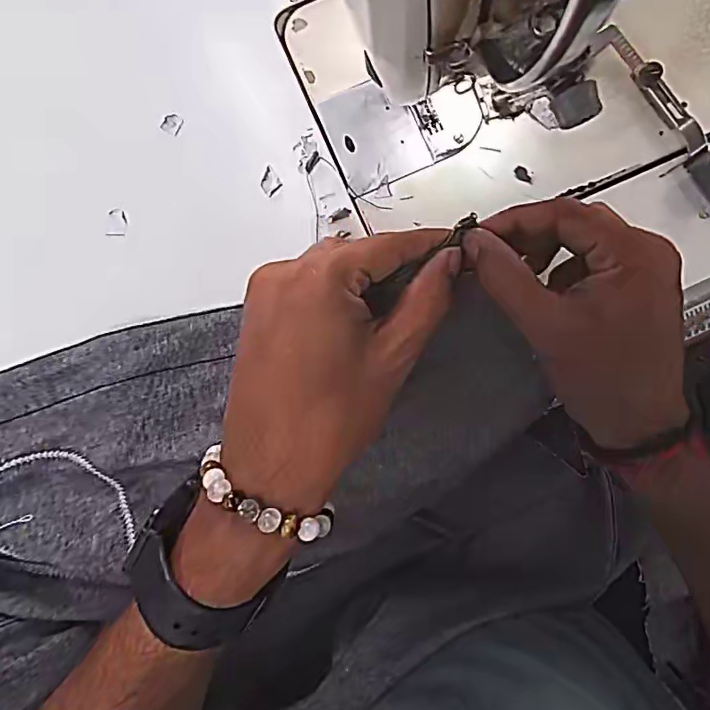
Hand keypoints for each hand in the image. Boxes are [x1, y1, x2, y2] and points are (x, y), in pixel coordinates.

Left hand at [173, 230, 460, 605]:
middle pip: (356, 251)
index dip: (426, 244)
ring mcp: (266, 290)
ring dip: (363, 280)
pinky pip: (306, 282)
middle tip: (431, 284)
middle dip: (395, 265)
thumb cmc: (322, 423)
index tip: (450, 245)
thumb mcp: (393, 355)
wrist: (272, 465)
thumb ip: (427, 299)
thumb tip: (445, 265)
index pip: (387, 244)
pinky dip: (335, 292)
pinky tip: (355, 322)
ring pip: (330, 265)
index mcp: (319, 278)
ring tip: (390, 316)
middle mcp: (285, 274)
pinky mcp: (259, 308)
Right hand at [464, 199, 688, 449]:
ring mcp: (645, 269)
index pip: (566, 213)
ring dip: (545, 250)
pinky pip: (592, 259)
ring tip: (518, 272)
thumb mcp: (546, 325)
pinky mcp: (637, 285)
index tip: (486, 235)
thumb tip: (480, 244)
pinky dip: (561, 267)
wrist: (639, 425)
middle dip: (529, 234)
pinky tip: (544, 290)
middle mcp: (648, 254)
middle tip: (494, 250)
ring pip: (582, 239)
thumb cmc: (610, 385)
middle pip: (576, 221)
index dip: (517, 220)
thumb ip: (506, 277)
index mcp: (635, 255)